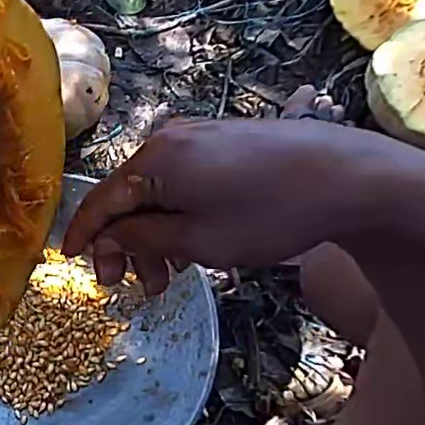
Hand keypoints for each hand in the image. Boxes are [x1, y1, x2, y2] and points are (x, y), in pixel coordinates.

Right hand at [61, 94, 424, 289]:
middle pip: (128, 198)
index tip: (71, 260)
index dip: (84, 234)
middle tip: (135, 288)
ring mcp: (200, 136)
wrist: (353, 177)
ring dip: (155, 236)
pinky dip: (177, 216)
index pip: (100, 200)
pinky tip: (192, 244)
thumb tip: (106, 238)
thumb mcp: (194, 239)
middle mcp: (169, 139)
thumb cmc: (267, 214)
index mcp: (153, 159)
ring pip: (158, 193)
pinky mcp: (225, 141)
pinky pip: (183, 182)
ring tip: (170, 277)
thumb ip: (139, 237)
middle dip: (126, 245)